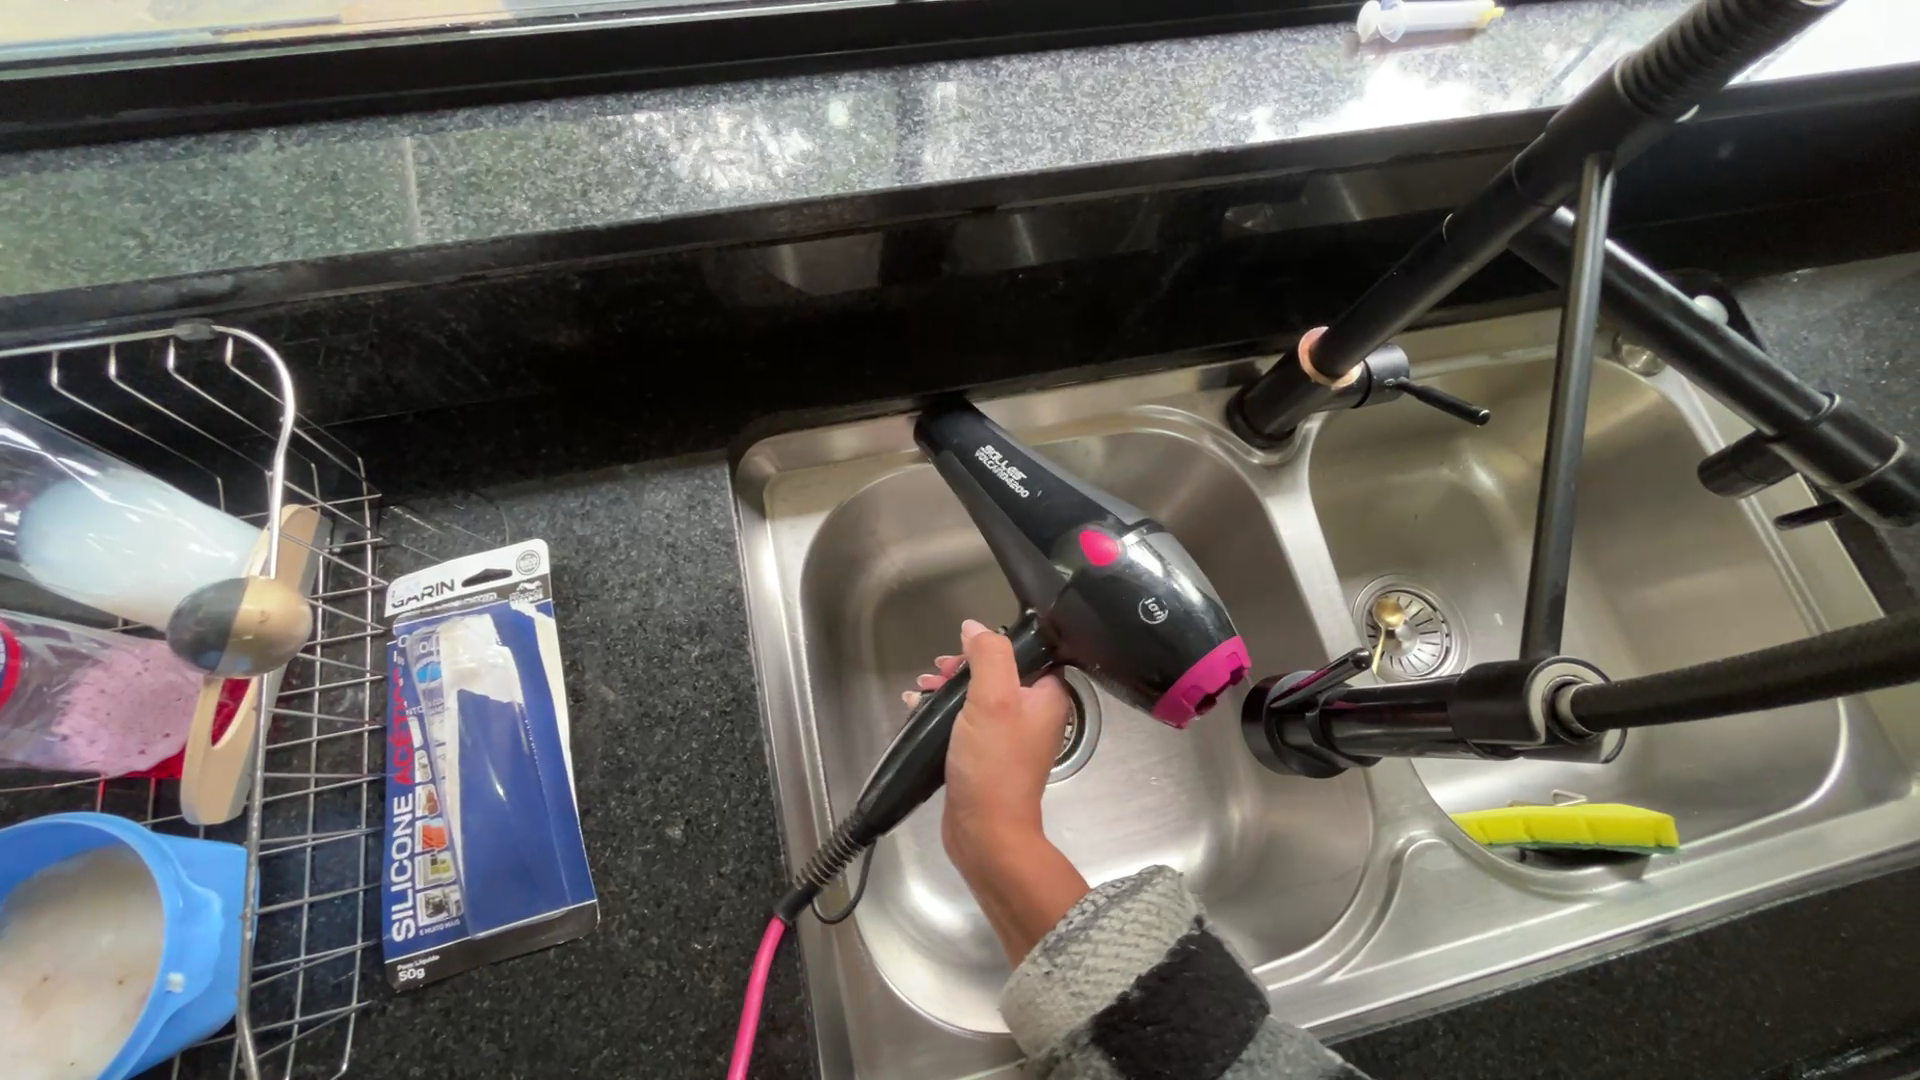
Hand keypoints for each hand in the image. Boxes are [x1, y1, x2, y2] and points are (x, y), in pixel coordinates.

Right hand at [908, 619, 1087, 964]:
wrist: (986, 833)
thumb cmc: (994, 764)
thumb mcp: (992, 698)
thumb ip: (988, 655)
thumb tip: (975, 628)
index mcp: (1048, 697)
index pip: (1027, 653)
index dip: (992, 646)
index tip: (962, 651)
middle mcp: (1034, 715)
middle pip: (998, 672)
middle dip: (963, 667)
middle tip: (938, 672)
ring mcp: (1011, 738)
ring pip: (979, 697)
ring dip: (949, 689)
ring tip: (923, 689)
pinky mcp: (987, 756)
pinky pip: (967, 722)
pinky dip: (945, 713)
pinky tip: (919, 709)